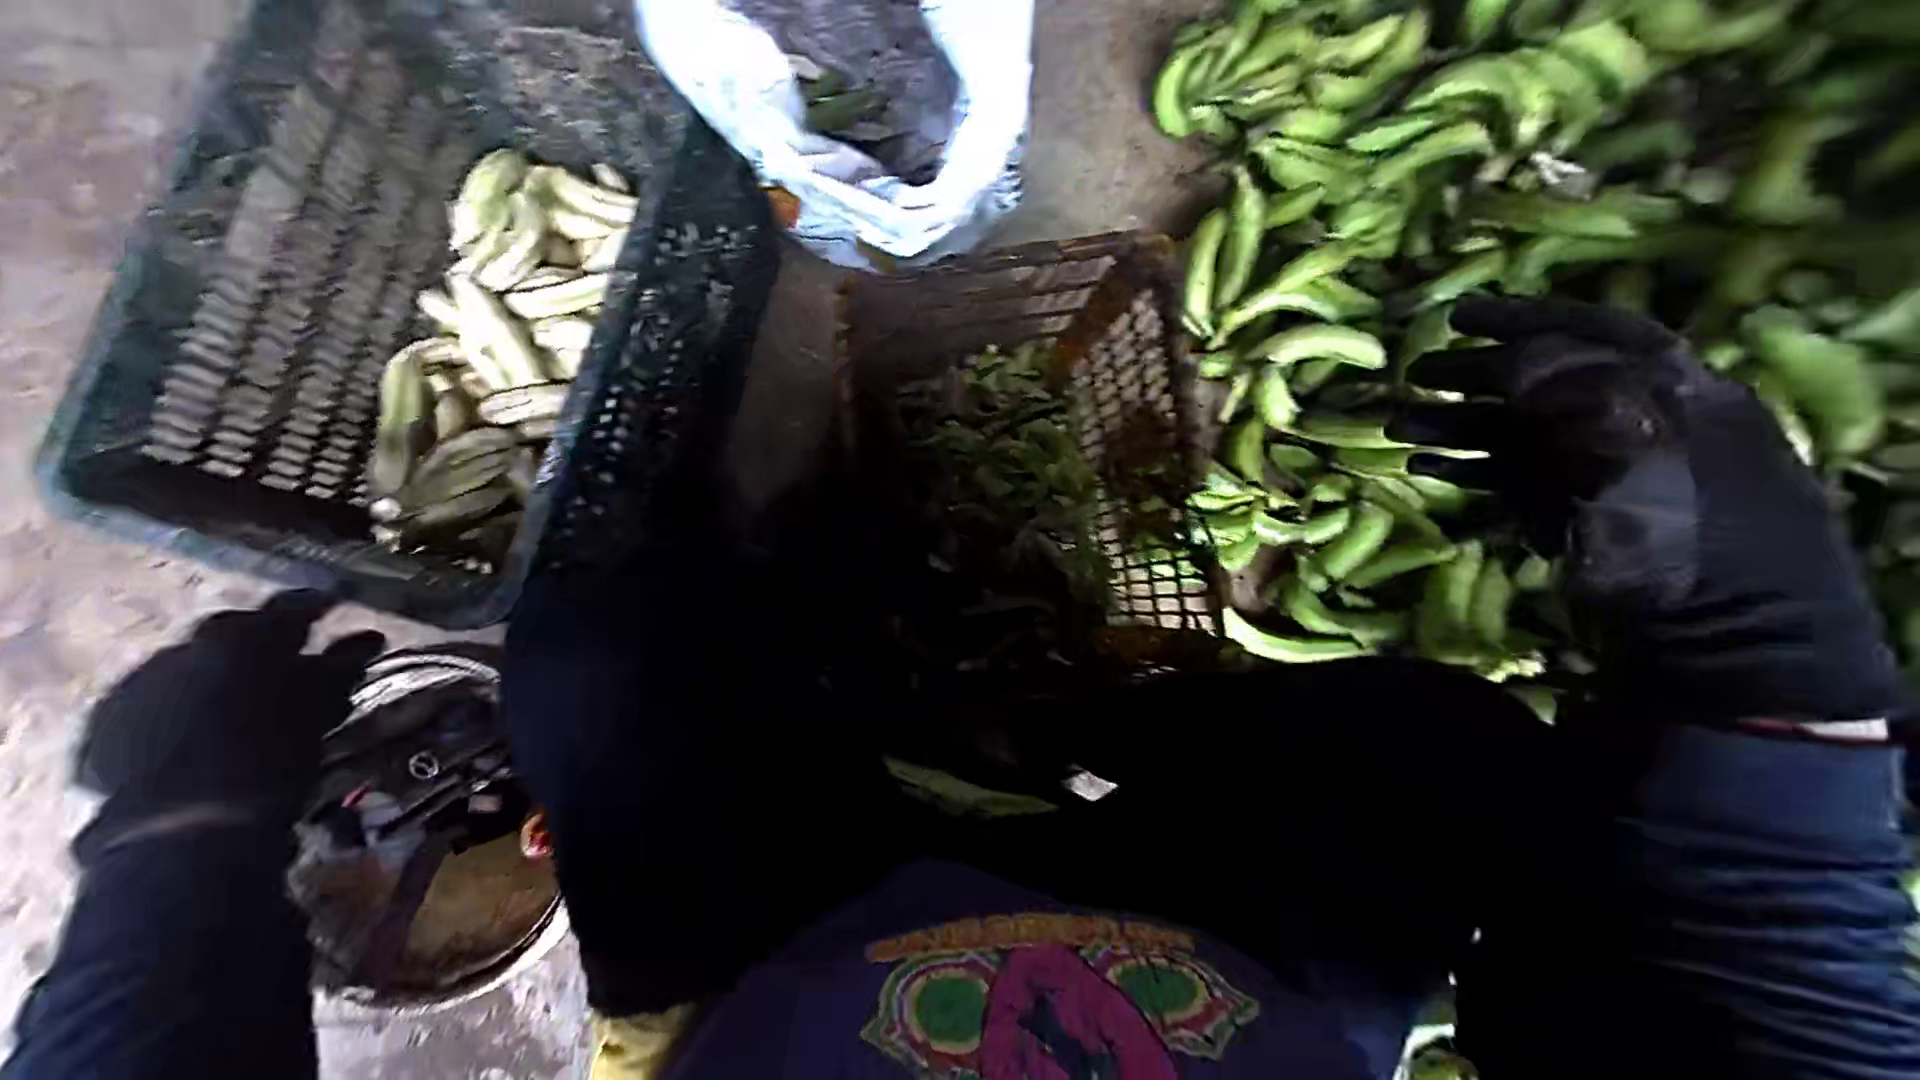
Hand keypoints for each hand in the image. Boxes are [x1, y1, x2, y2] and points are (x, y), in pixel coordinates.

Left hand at [75, 590, 385, 849]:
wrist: (187, 820)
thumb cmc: (273, 749)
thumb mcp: (320, 702)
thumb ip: (341, 665)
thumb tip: (369, 637)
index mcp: (237, 638)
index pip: (287, 606)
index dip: (316, 604)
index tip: (338, 604)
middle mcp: (183, 651)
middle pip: (237, 632)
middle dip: (271, 640)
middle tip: (305, 652)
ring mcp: (140, 688)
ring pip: (203, 665)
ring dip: (238, 672)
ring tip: (267, 692)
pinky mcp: (113, 725)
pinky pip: (168, 697)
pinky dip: (201, 701)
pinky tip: (226, 722)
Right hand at [1391, 298, 1902, 722]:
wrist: (1712, 638)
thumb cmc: (1687, 538)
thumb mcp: (1645, 454)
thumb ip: (1583, 395)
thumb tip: (1516, 357)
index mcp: (1666, 395)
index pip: (1591, 335)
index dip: (1523, 319)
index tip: (1457, 317)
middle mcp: (1625, 424)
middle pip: (1537, 384)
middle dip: (1472, 375)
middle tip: (1414, 374)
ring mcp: (1590, 472)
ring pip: (1508, 433)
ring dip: (1450, 425)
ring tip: (1395, 425)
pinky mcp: (1562, 514)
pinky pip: (1500, 478)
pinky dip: (1459, 468)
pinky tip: (1421, 466)